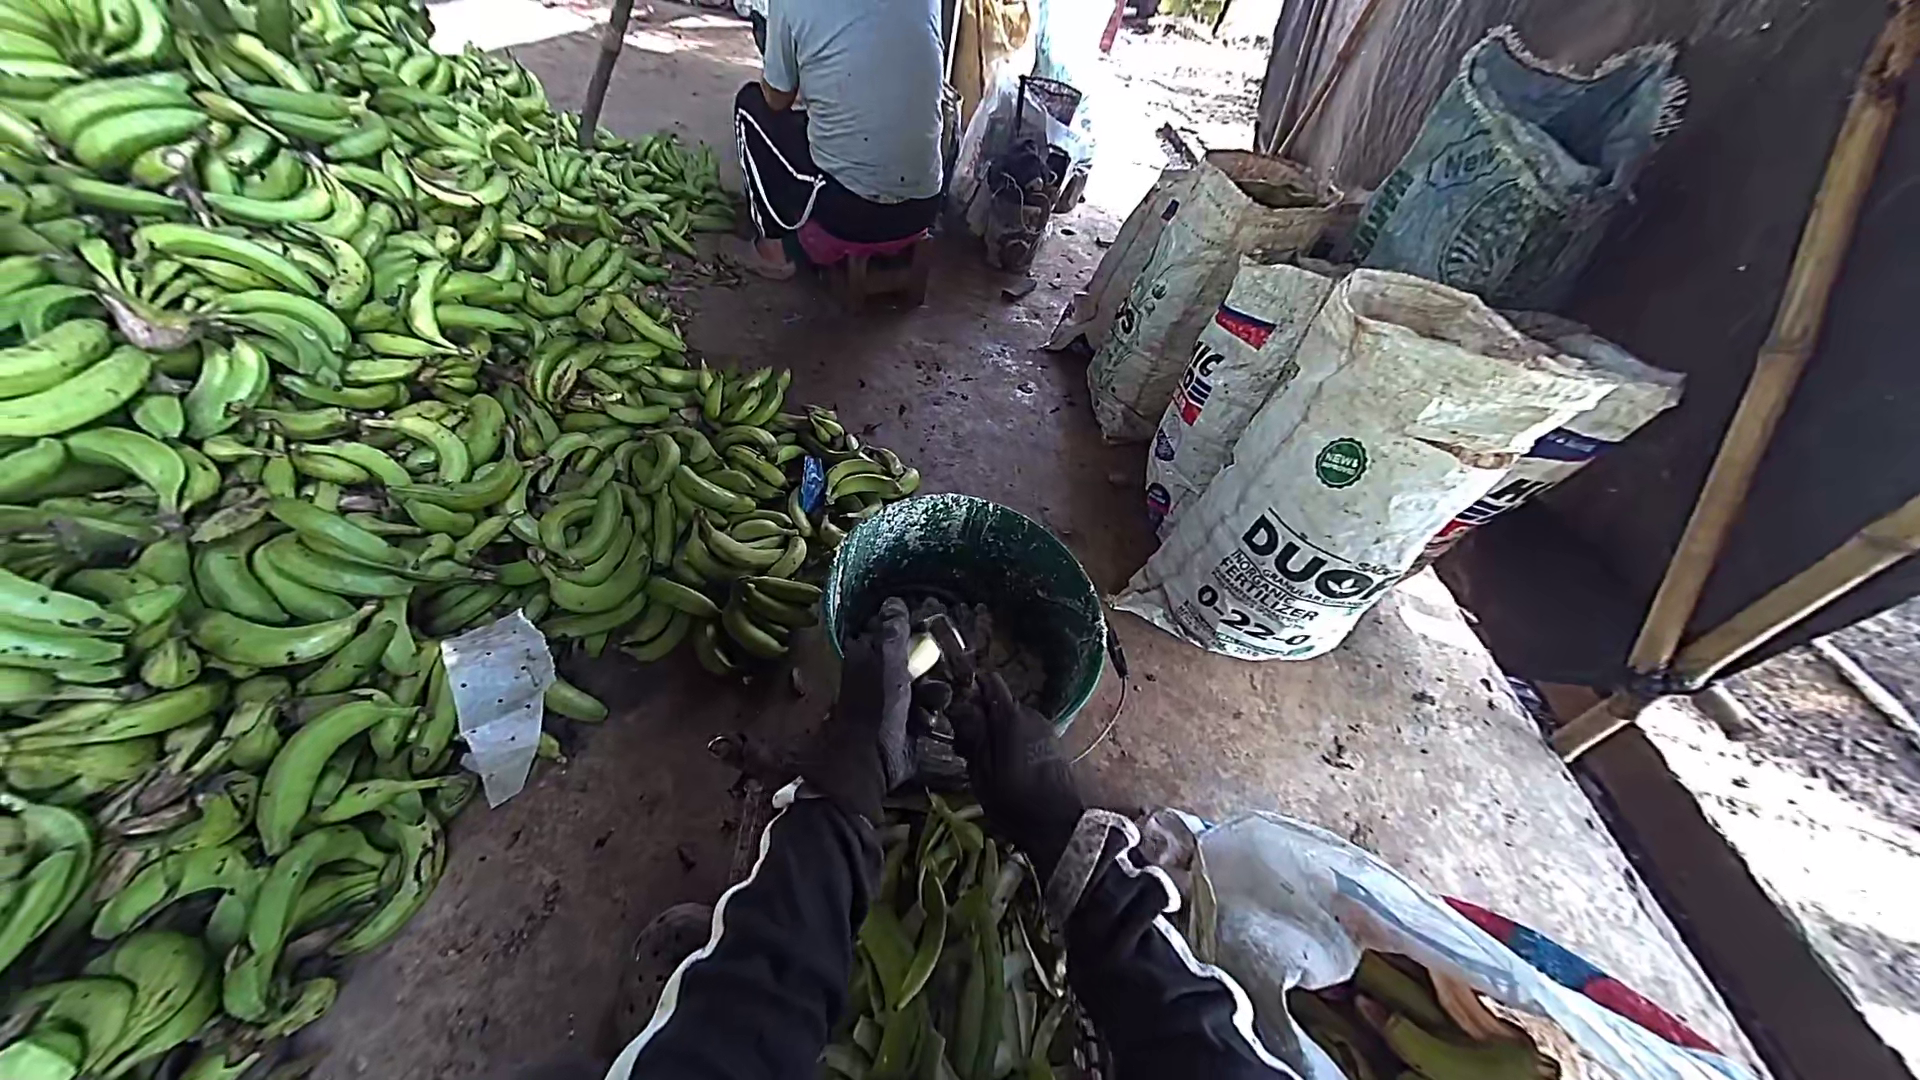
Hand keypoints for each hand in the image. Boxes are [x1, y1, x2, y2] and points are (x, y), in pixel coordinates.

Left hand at [800, 597, 912, 821]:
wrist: (871, 761)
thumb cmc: (875, 705)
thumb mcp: (886, 660)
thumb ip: (893, 630)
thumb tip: (894, 600)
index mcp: (868, 652)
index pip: (897, 629)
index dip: (916, 631)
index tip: (930, 635)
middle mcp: (880, 672)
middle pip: (917, 656)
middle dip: (930, 667)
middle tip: (931, 676)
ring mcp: (893, 698)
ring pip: (927, 683)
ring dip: (932, 694)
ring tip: (928, 706)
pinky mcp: (907, 721)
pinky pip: (928, 709)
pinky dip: (928, 715)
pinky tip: (924, 723)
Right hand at [947, 673, 1083, 876]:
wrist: (1059, 826)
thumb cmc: (1015, 800)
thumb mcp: (983, 772)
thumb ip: (973, 734)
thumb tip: (962, 706)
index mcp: (1011, 717)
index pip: (990, 682)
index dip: (972, 688)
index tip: (958, 708)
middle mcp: (1031, 714)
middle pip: (1000, 702)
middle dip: (982, 716)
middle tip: (965, 745)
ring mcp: (1045, 727)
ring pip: (1013, 718)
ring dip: (998, 730)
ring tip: (984, 760)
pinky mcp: (1053, 742)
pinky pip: (1026, 730)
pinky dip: (1013, 739)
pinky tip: (1006, 764)